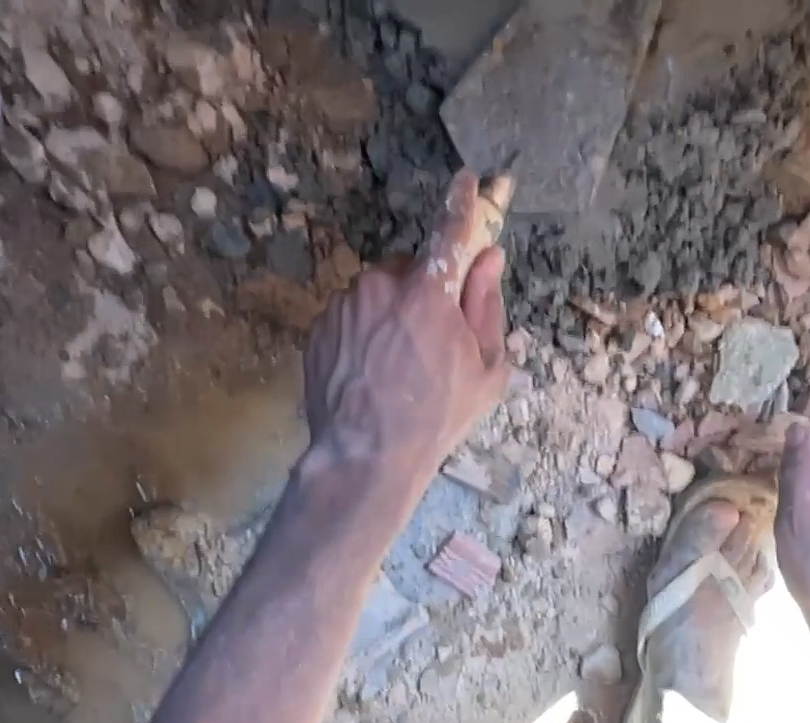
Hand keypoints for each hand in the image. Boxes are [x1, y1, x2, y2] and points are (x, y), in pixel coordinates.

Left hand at [302, 171, 509, 486]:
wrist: (366, 456)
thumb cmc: (438, 418)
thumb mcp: (486, 370)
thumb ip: (488, 307)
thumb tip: (489, 258)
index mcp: (430, 292)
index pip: (452, 232)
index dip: (464, 204)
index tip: (469, 180)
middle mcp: (382, 285)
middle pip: (411, 272)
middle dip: (425, 295)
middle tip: (433, 346)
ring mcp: (344, 305)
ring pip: (378, 295)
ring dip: (392, 317)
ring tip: (398, 369)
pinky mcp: (320, 327)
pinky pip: (351, 317)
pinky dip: (364, 335)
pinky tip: (372, 374)